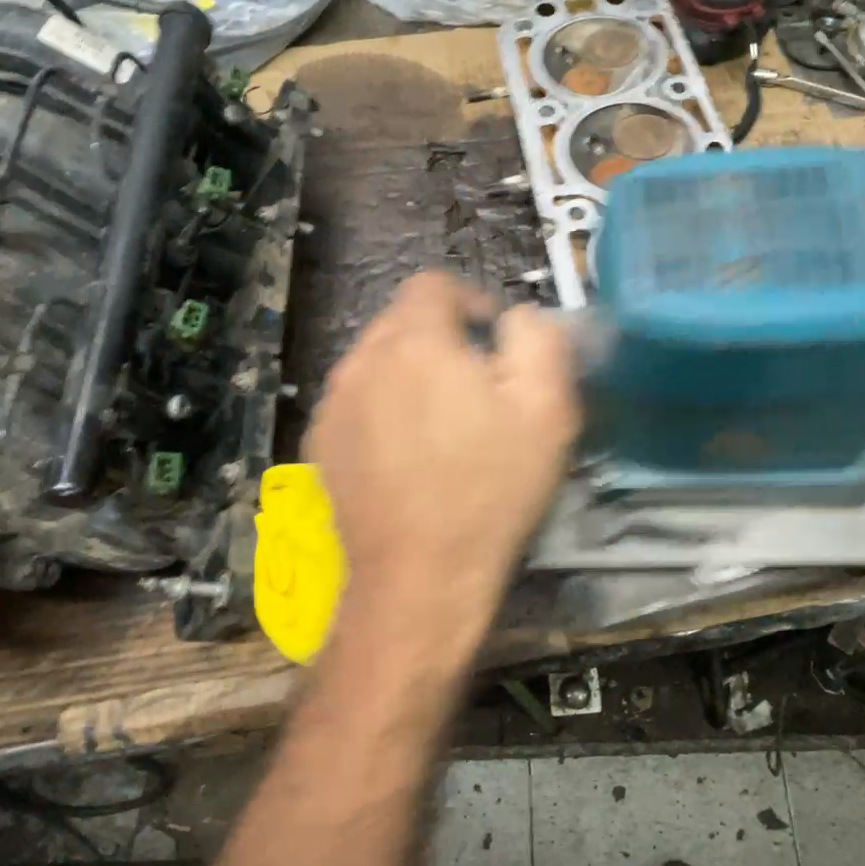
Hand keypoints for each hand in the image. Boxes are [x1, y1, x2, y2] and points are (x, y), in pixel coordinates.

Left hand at [306, 273, 578, 622]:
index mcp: (414, 341)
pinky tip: (406, 461)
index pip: (433, 285)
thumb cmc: (489, 490)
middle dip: (442, 342)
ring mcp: (332, 407)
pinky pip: (356, 408)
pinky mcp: (318, 448)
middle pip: (403, 324)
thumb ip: (538, 340)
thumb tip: (516, 318)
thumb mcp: (546, 410)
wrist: (417, 580)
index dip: (470, 301)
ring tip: (442, 428)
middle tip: (478, 390)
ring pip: (376, 366)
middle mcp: (361, 361)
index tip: (493, 341)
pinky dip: (382, 415)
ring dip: (410, 378)